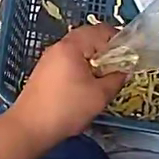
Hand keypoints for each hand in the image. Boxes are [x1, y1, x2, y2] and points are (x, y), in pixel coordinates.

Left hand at [7, 25, 126, 142]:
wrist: (29, 127)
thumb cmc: (66, 109)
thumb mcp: (100, 96)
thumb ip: (116, 78)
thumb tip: (124, 69)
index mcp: (72, 46)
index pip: (101, 30)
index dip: (119, 40)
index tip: (129, 56)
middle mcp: (59, 47)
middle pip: (88, 37)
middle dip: (106, 50)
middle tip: (118, 67)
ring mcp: (49, 58)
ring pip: (78, 50)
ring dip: (93, 59)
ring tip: (103, 78)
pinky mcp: (44, 71)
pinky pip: (67, 61)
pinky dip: (80, 67)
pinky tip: (85, 85)